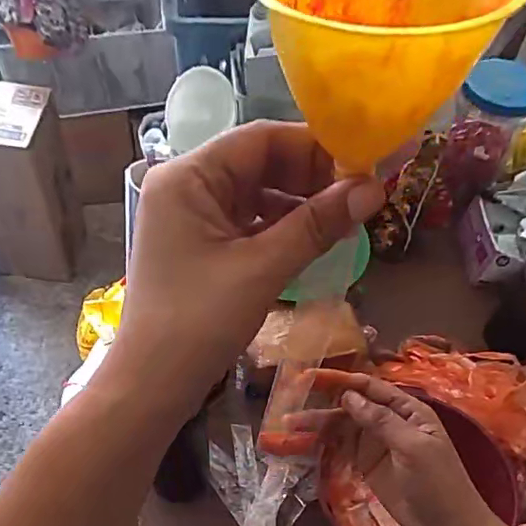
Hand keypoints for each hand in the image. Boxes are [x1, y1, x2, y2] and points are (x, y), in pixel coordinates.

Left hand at [105, 122, 383, 410]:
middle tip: (359, 200)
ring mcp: (186, 222)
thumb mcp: (261, 269)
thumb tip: (374, 189)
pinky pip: (242, 227)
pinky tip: (310, 245)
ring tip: (342, 225)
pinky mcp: (194, 251)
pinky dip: (276, 233)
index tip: (363, 167)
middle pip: (256, 166)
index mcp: (187, 177)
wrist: (152, 384)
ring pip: (252, 199)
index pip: (260, 140)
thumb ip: (316, 225)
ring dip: (296, 209)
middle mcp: (182, 189)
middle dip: (309, 180)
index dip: (315, 148)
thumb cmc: (199, 323)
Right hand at [307, 370, 501, 525]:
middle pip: (350, 407)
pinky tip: (301, 442)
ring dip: (316, 425)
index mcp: (408, 410)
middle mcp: (388, 422)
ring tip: (289, 424)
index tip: (313, 377)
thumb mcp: (413, 446)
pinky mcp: (364, 465)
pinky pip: (339, 449)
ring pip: (341, 427)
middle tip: (291, 402)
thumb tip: (349, 396)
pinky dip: (321, 444)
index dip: (342, 381)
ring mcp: (375, 444)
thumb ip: (381, 420)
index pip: (371, 388)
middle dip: (322, 404)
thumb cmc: (438, 482)